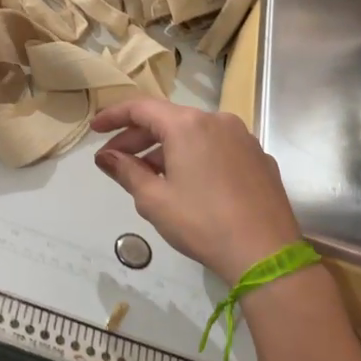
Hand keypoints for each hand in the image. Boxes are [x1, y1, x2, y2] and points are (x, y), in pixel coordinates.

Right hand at [91, 98, 303, 283]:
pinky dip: (194, 158)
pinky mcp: (259, 158)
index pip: (141, 108)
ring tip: (148, 178)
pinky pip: (216, 148)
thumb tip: (105, 157)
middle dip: (137, 138)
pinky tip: (187, 185)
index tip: (94, 129)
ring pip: (193, 135)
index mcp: (188, 125)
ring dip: (166, 150)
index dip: (113, 116)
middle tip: (115, 160)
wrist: (265, 252)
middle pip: (168, 120)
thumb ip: (126, 171)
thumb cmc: (202, 223)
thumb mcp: (153, 199)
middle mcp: (217, 121)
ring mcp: (243, 139)